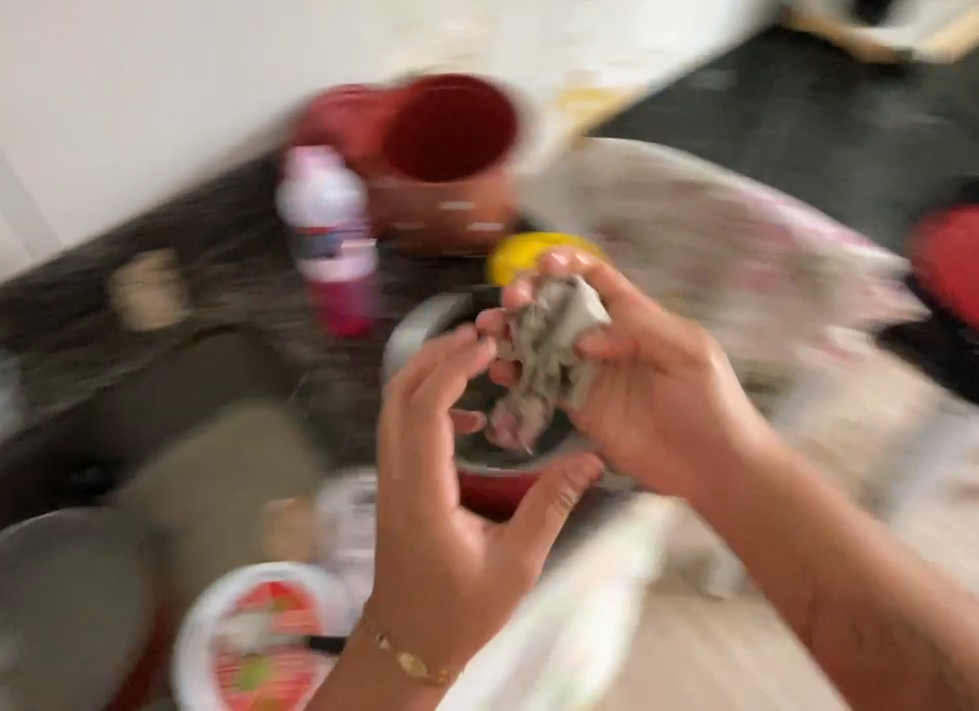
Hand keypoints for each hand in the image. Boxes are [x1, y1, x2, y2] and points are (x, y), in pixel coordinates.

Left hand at [369, 324, 605, 676]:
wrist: (408, 641)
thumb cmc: (461, 610)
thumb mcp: (516, 565)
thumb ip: (548, 507)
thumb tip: (590, 460)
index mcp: (421, 490)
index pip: (425, 410)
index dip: (452, 368)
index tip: (486, 345)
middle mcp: (395, 473)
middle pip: (399, 393)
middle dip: (435, 355)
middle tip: (479, 336)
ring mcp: (388, 475)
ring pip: (394, 404)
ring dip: (428, 372)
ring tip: (473, 357)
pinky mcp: (393, 480)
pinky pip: (402, 424)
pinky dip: (428, 402)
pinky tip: (470, 414)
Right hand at [477, 248, 764, 500]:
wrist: (715, 468)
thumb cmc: (711, 402)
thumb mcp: (687, 352)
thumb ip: (639, 330)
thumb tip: (582, 338)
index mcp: (631, 314)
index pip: (593, 276)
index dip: (566, 262)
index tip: (543, 265)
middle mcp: (602, 336)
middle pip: (555, 302)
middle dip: (528, 293)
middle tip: (512, 303)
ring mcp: (586, 370)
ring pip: (539, 338)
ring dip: (511, 329)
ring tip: (489, 331)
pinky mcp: (575, 404)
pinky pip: (538, 380)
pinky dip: (515, 372)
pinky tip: (498, 371)